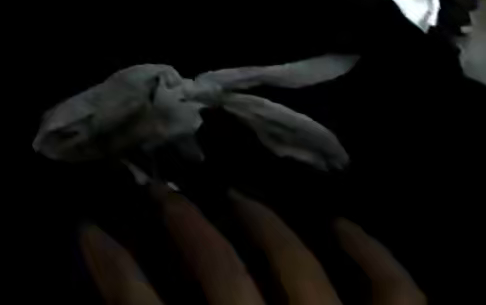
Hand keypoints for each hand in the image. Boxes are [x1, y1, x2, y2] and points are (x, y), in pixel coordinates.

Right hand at [80, 184, 423, 304]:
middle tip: (161, 192)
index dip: (115, 270)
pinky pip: (397, 300)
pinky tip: (344, 226)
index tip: (89, 231)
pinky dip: (375, 259)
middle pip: (221, 273)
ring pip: (294, 268)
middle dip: (185, 223)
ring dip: (261, 222)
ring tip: (236, 195)